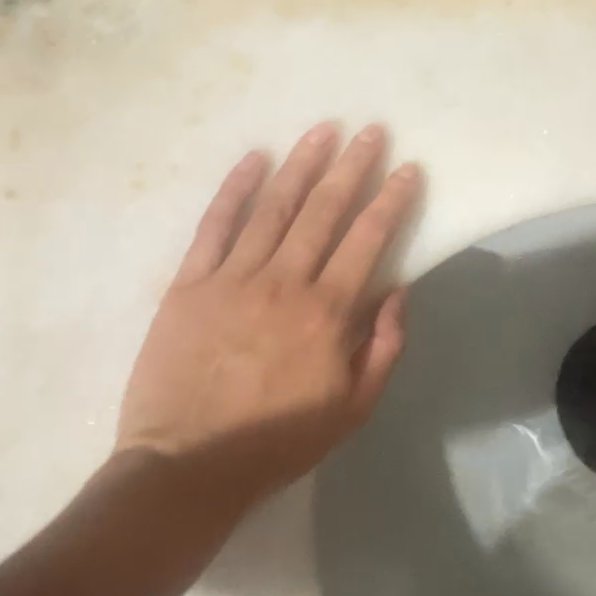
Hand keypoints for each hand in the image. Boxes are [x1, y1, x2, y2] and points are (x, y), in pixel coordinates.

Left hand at [116, 123, 420, 516]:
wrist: (187, 465)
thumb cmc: (278, 441)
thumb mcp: (353, 408)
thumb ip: (384, 347)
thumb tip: (399, 291)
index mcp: (328, 313)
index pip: (368, 239)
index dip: (392, 200)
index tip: (408, 168)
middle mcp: (285, 282)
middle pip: (324, 210)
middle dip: (352, 167)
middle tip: (371, 131)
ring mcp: (233, 278)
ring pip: (275, 207)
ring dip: (302, 164)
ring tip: (323, 130)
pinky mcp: (189, 284)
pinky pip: (215, 225)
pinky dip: (235, 189)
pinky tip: (254, 158)